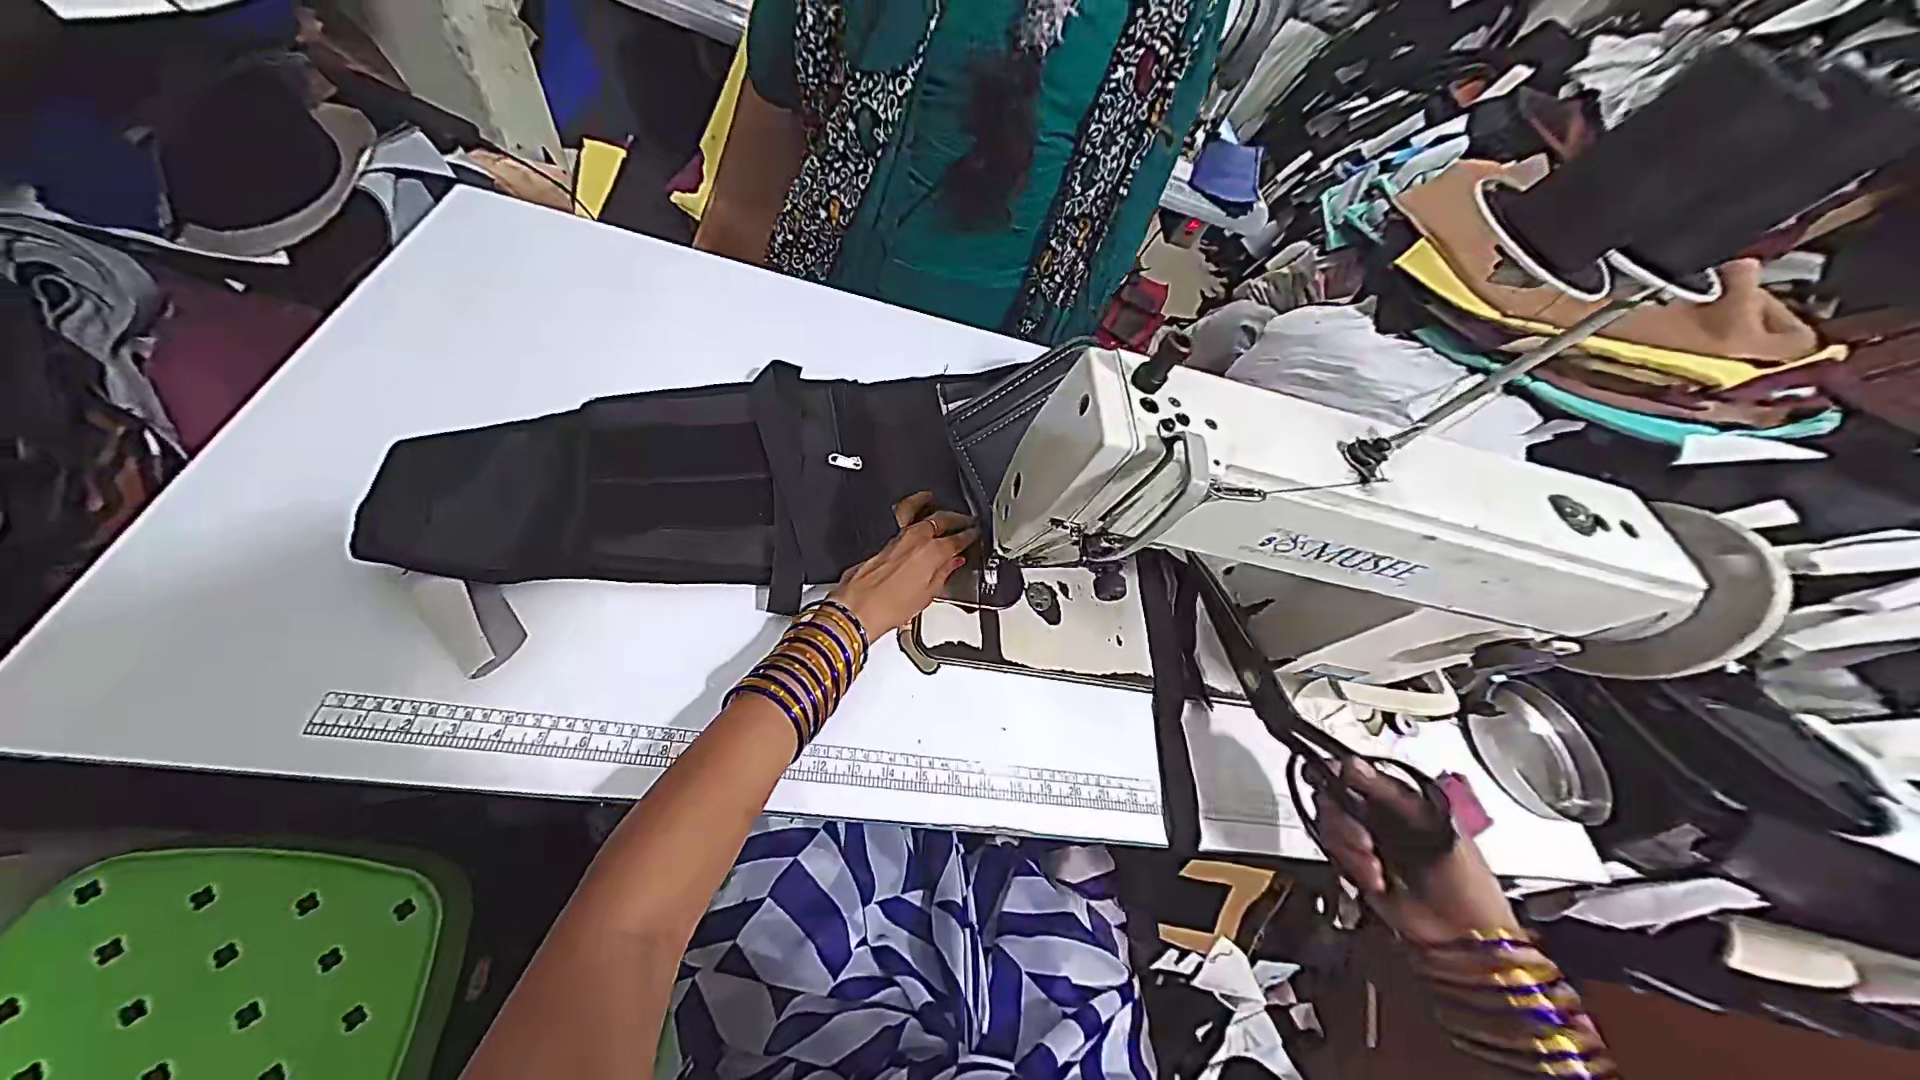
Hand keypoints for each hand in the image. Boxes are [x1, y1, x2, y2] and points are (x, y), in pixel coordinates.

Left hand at [828, 492, 977, 634]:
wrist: (858, 608)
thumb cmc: (888, 606)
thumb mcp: (928, 595)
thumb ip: (944, 573)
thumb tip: (953, 563)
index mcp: (933, 551)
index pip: (958, 538)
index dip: (969, 535)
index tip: (974, 534)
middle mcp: (915, 538)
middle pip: (942, 519)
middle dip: (957, 518)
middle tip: (964, 520)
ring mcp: (897, 535)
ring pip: (918, 510)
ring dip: (930, 505)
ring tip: (934, 501)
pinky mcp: (882, 539)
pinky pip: (899, 516)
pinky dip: (909, 510)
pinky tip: (910, 513)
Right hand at [1315, 759, 1517, 945]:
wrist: (1463, 934)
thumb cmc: (1461, 877)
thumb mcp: (1428, 824)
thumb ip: (1385, 792)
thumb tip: (1348, 763)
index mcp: (1397, 798)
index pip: (1352, 773)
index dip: (1334, 774)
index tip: (1329, 782)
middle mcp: (1375, 815)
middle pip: (1332, 798)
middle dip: (1344, 822)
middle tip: (1365, 841)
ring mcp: (1363, 841)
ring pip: (1329, 826)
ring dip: (1349, 849)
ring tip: (1376, 868)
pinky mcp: (1354, 867)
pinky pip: (1333, 854)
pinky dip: (1351, 866)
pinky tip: (1374, 879)